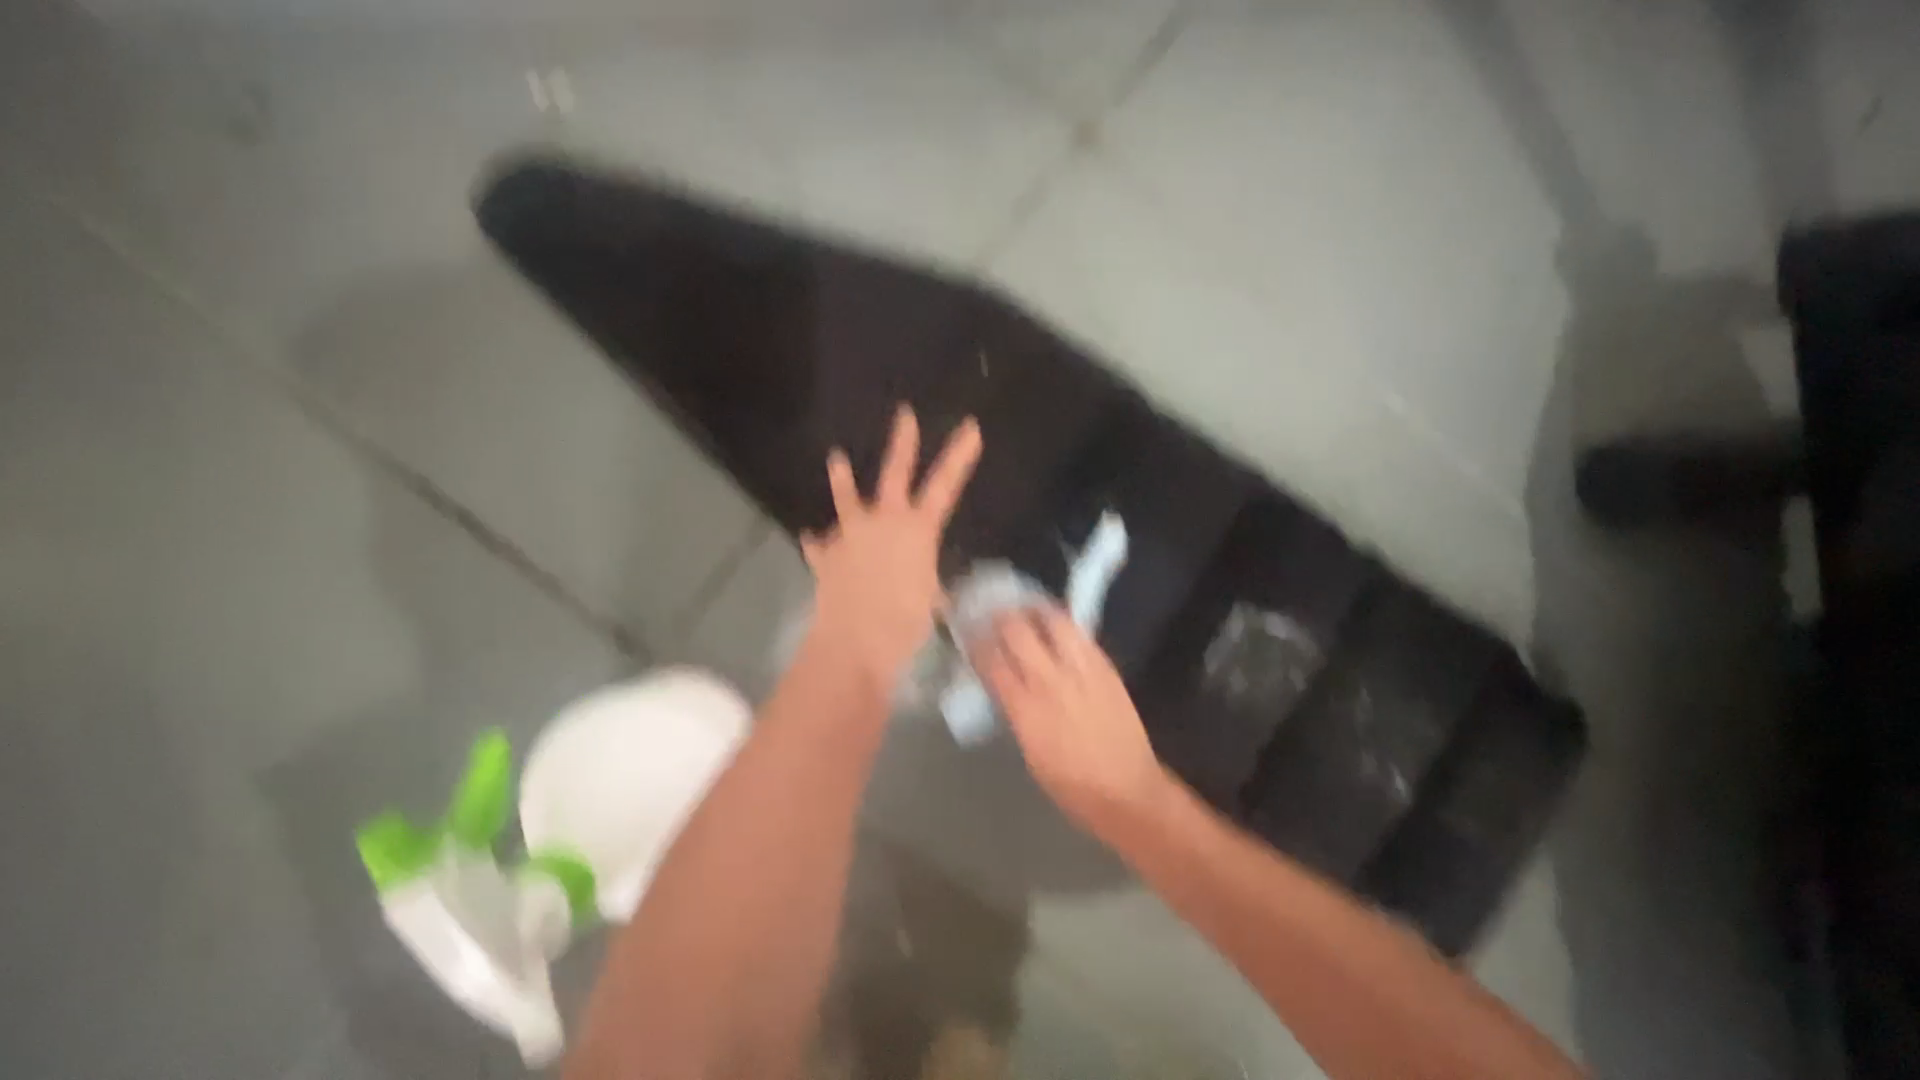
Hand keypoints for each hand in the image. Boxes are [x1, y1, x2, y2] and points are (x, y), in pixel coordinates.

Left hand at [803, 405, 981, 686]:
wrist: (854, 641)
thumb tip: (933, 593)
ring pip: (846, 499)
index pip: (945, 484)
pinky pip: (822, 546)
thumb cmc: (905, 622)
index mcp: (918, 529)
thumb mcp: (930, 601)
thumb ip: (929, 585)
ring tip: (835, 458)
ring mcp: (850, 535)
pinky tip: (815, 543)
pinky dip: (822, 545)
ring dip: (842, 479)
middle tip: (904, 414)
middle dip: (902, 441)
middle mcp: (884, 521)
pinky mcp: (826, 555)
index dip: (960, 455)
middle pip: (894, 472)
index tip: (970, 426)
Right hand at [975, 606, 1170, 832]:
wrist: (1127, 791)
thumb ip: (1015, 712)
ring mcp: (1082, 671)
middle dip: (1001, 618)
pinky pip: (1083, 637)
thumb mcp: (1029, 751)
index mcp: (1025, 708)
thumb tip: (1004, 687)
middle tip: (994, 614)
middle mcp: (1051, 681)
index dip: (977, 643)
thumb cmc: (1071, 785)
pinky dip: (1066, 627)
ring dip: (1036, 612)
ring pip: (1055, 623)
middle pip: (1018, 632)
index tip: (970, 634)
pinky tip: (1059, 627)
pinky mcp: (1107, 669)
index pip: (992, 661)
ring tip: (1027, 609)